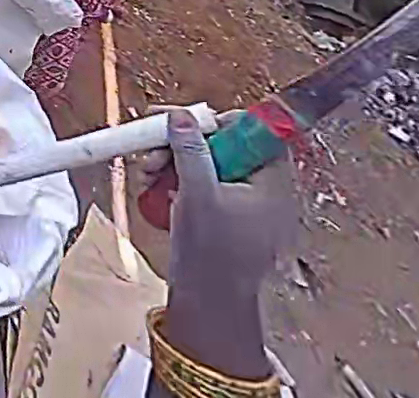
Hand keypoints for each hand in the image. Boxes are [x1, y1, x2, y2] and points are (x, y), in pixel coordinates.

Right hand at [155, 110, 294, 380]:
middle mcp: (262, 189)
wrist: (208, 304)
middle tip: (154, 147)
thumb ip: (189, 149)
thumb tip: (181, 114)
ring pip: (207, 161)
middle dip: (183, 142)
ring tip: (146, 169)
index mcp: (272, 183)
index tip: (187, 124)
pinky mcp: (223, 213)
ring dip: (173, 158)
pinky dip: (177, 177)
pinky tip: (153, 183)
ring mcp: (243, 202)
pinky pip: (201, 180)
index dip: (220, 124)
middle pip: (223, 145)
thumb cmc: (212, 252)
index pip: (253, 134)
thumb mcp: (198, 193)